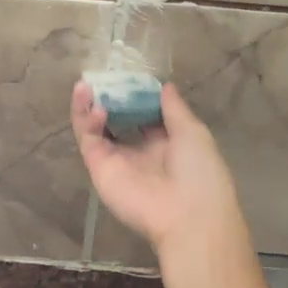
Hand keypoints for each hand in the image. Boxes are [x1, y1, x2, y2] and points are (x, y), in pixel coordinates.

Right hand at [70, 81, 245, 257]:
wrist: (188, 215)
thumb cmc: (200, 172)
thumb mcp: (193, 133)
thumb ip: (174, 109)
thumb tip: (165, 86)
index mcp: (165, 141)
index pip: (143, 112)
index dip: (134, 93)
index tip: (128, 72)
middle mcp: (139, 150)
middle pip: (117, 118)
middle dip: (108, 96)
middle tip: (101, 75)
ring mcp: (117, 160)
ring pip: (96, 127)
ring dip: (90, 105)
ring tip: (87, 84)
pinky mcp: (99, 169)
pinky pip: (89, 140)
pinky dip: (86, 120)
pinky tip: (96, 106)